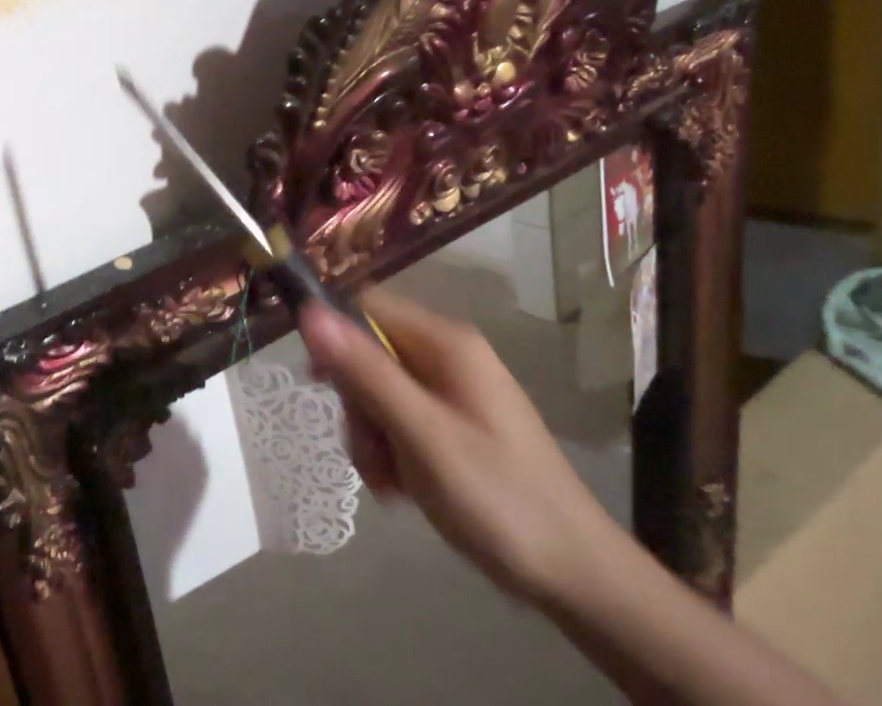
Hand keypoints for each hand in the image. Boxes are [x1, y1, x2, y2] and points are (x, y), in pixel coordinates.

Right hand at [299, 290, 624, 605]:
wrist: (572, 571)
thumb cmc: (497, 497)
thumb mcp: (420, 434)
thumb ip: (365, 373)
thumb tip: (309, 312)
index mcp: (447, 345)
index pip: (366, 309)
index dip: (334, 338)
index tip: (318, 384)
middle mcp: (448, 358)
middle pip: (367, 356)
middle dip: (355, 405)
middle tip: (369, 451)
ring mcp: (453, 394)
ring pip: (377, 393)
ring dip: (369, 436)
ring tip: (389, 480)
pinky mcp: (454, 427)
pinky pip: (398, 421)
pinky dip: (389, 452)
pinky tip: (401, 487)